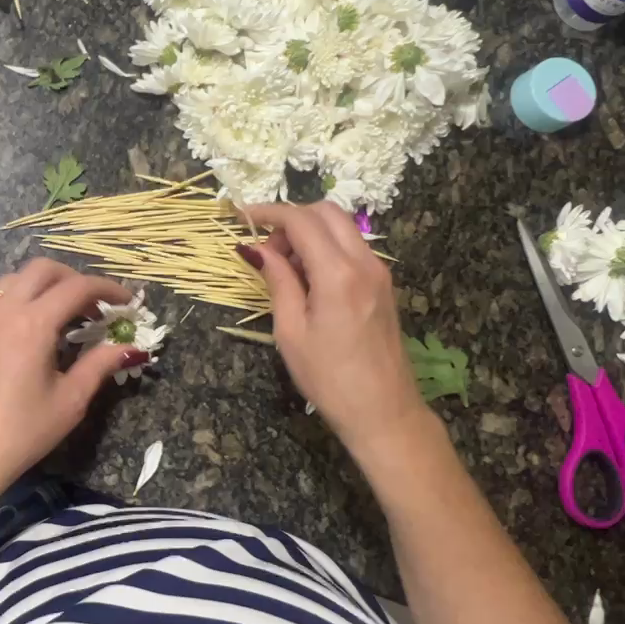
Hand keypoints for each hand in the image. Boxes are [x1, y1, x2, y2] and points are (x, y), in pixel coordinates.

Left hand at [0, 259, 148, 501]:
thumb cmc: (23, 432)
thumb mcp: (70, 400)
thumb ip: (100, 365)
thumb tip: (131, 347)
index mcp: (33, 324)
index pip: (77, 287)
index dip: (107, 289)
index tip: (127, 302)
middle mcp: (4, 311)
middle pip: (41, 269)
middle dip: (73, 278)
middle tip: (93, 305)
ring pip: (12, 280)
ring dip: (42, 286)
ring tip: (60, 314)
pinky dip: (17, 303)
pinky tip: (27, 333)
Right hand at [240, 202, 433, 453]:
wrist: (383, 411)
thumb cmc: (328, 378)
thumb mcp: (290, 331)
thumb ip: (277, 281)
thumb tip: (256, 249)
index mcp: (337, 275)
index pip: (301, 221)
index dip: (268, 213)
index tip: (241, 216)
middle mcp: (364, 263)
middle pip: (326, 212)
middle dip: (291, 219)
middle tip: (265, 250)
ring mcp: (379, 272)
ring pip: (341, 227)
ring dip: (308, 233)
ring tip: (282, 268)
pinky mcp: (383, 284)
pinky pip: (351, 248)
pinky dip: (325, 248)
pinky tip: (306, 279)